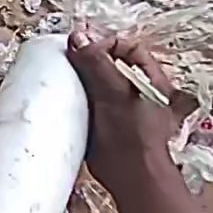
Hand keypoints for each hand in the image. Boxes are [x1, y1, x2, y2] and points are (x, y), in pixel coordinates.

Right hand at [67, 29, 178, 191]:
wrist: (131, 176)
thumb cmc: (129, 133)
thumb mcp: (112, 93)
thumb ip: (96, 64)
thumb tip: (77, 37)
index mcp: (150, 79)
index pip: (127, 48)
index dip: (104, 45)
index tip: (80, 53)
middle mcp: (138, 92)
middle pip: (111, 66)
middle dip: (87, 64)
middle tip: (66, 67)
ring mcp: (122, 109)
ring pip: (98, 85)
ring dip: (80, 83)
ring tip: (62, 84)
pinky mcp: (106, 125)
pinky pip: (89, 105)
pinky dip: (76, 101)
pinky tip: (63, 103)